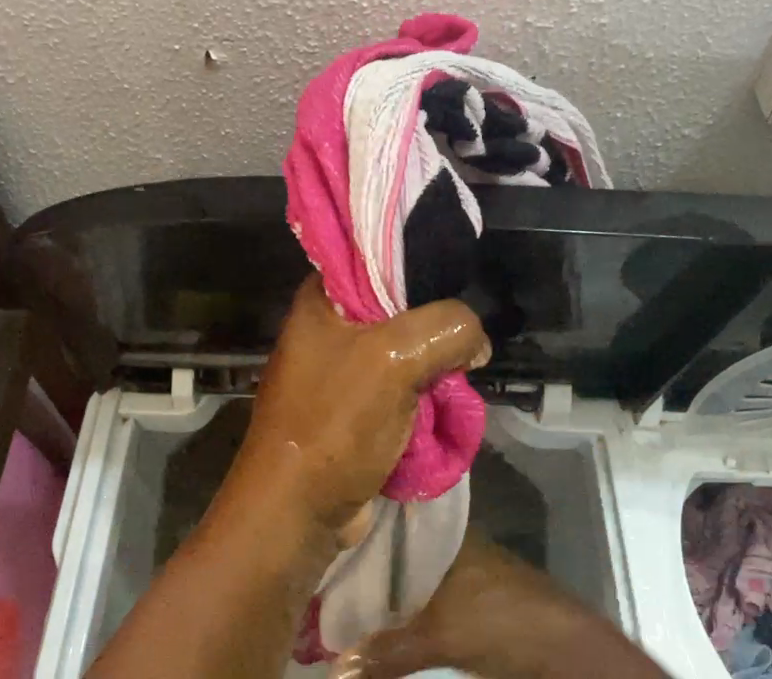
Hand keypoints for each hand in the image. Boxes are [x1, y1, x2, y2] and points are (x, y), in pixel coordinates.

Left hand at [219, 274, 488, 541]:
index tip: (457, 286)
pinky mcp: (348, 410)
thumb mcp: (396, 358)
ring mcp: (336, 371)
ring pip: (403, 354)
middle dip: (434, 332)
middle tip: (463, 348)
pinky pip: (397, 391)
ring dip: (432, 373)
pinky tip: (441, 413)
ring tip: (457, 385)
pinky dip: (420, 402)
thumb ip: (447, 329)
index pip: (378, 257)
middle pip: (398, 309)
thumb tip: (476, 342)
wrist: (294, 514)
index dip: (420, 267)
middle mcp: (325, 327)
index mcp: (321, 298)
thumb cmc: (334, 424)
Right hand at [331, 534, 667, 678]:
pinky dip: (406, 610)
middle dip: (368, 566)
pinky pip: (428, 598)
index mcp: (446, 533)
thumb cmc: (499, 620)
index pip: (393, 521)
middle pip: (401, 551)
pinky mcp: (476, 601)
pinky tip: (384, 622)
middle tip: (325, 576)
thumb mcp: (437, 637)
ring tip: (344, 600)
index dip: (360, 531)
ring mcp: (468, 572)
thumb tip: (335, 669)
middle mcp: (455, 545)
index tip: (325, 539)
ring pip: (415, 576)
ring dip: (387, 592)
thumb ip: (387, 651)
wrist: (563, 649)